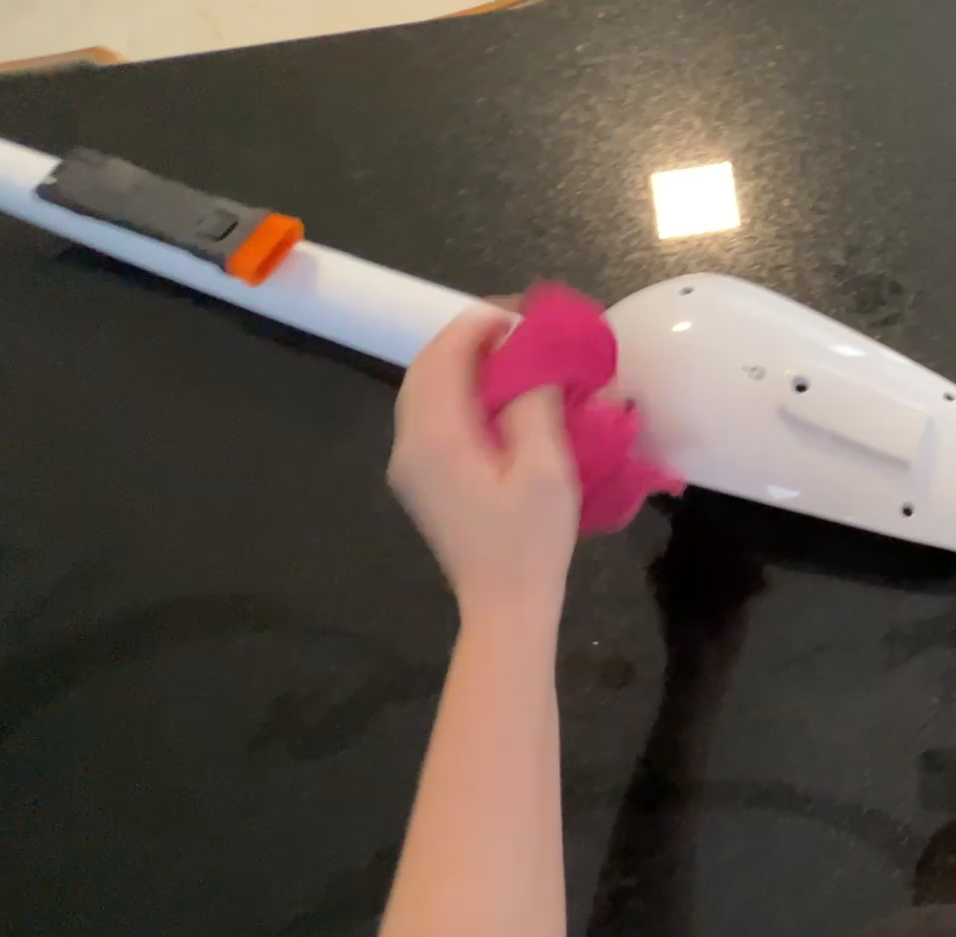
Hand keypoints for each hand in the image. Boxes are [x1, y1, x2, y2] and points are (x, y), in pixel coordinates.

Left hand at [389, 308, 579, 626]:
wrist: (506, 604)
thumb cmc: (532, 541)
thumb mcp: (546, 471)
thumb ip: (535, 408)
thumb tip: (533, 366)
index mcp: (436, 438)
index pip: (445, 358)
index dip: (480, 326)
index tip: (523, 314)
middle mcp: (409, 443)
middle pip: (427, 369)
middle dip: (470, 339)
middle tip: (521, 331)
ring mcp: (410, 464)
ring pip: (425, 392)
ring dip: (464, 365)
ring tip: (513, 358)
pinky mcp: (422, 480)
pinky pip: (433, 417)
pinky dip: (461, 393)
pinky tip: (498, 400)